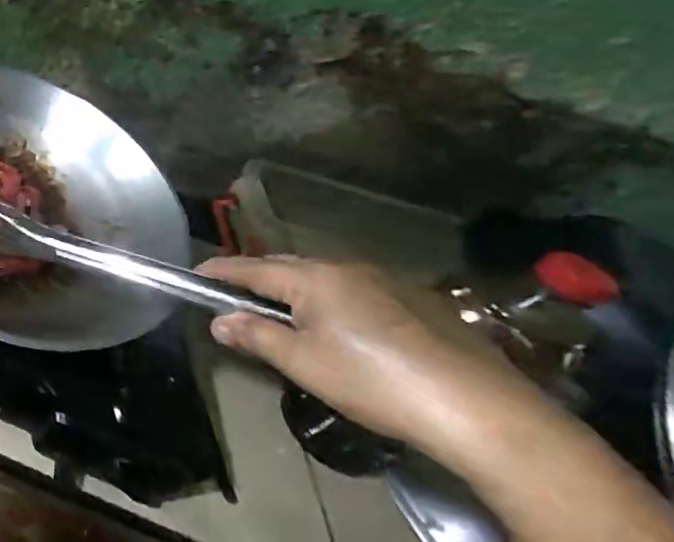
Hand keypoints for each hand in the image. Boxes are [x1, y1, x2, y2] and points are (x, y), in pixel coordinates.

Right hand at [196, 256, 548, 459]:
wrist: (477, 407)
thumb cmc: (375, 382)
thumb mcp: (306, 364)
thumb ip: (258, 337)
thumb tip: (218, 322)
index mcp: (312, 277)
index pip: (252, 268)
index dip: (221, 271)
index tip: (196, 273)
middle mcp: (344, 266)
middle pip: (288, 267)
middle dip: (260, 279)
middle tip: (239, 299)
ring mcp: (384, 279)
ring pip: (326, 277)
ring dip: (300, 290)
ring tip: (290, 316)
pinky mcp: (416, 299)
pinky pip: (358, 289)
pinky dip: (336, 301)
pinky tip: (348, 331)